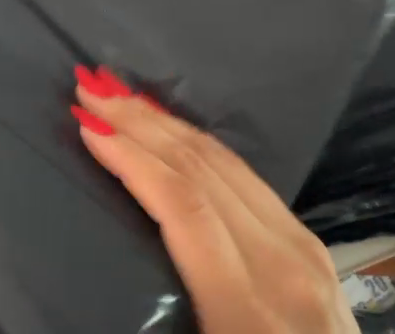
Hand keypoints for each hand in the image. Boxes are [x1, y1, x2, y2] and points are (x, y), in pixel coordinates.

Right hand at [72, 68, 356, 333]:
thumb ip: (157, 303)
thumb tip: (99, 255)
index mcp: (249, 308)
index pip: (184, 205)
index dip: (132, 158)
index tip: (84, 125)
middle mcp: (282, 264)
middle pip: (202, 169)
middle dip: (138, 121)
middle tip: (89, 87)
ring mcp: (303, 247)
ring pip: (224, 161)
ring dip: (164, 121)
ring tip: (118, 95)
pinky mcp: (309, 242)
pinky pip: (245, 175)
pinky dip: (197, 142)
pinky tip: (169, 128)